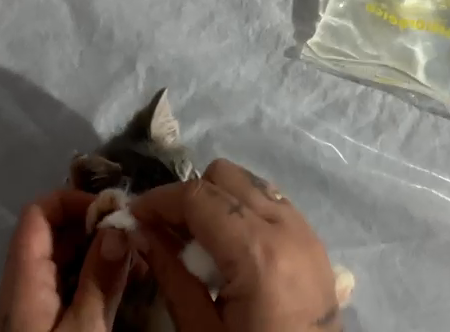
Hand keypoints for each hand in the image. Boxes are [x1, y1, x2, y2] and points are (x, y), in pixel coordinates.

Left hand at [0, 189, 133, 331]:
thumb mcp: (84, 330)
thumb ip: (100, 280)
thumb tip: (118, 227)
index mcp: (22, 276)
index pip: (37, 213)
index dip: (72, 201)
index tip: (110, 210)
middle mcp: (20, 283)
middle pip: (52, 234)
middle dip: (92, 228)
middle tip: (133, 237)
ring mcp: (29, 305)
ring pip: (61, 261)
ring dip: (96, 254)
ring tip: (135, 263)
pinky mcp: (40, 323)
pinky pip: (63, 286)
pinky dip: (90, 278)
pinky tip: (119, 286)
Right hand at [131, 160, 342, 331]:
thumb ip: (169, 273)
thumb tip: (138, 230)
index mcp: (257, 253)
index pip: (196, 196)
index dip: (158, 200)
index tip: (133, 215)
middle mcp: (286, 228)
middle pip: (223, 175)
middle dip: (189, 196)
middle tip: (167, 230)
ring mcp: (306, 232)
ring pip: (248, 182)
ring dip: (218, 199)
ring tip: (199, 238)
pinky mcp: (315, 243)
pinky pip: (272, 202)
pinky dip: (245, 209)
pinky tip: (231, 245)